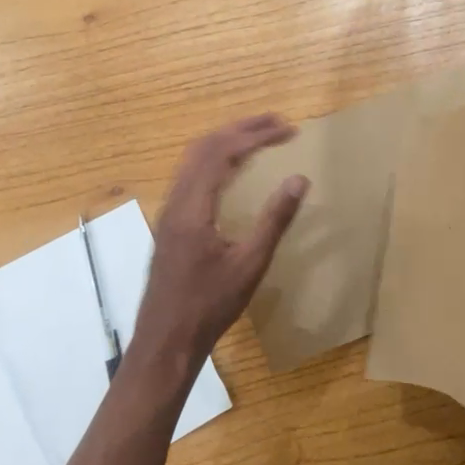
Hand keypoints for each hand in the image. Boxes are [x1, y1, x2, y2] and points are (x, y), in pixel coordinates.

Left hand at [135, 115, 307, 368]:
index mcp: (192, 209)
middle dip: (241, 129)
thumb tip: (299, 179)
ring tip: (257, 136)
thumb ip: (274, 219)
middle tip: (277, 122)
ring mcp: (168, 214)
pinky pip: (190, 176)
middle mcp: (175, 204)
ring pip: (192, 161)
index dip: (256, 135)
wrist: (165, 343)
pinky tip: (233, 170)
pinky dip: (215, 159)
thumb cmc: (210, 305)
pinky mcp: (170, 226)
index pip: (222, 153)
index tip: (289, 130)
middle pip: (203, 149)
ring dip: (225, 141)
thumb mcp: (251, 264)